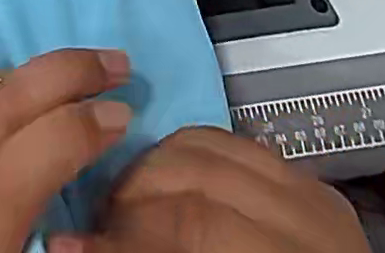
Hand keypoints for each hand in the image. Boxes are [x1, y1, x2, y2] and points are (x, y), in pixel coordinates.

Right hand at [54, 126, 369, 252]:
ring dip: (152, 165)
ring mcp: (315, 195)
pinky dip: (186, 153)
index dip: (128, 232)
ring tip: (124, 200)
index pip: (198, 223)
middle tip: (96, 218)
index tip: (75, 242)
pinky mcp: (311, 185)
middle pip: (198, 172)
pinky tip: (165, 183)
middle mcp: (315, 221)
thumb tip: (69, 246)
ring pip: (209, 144)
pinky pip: (232, 142)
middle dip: (132, 191)